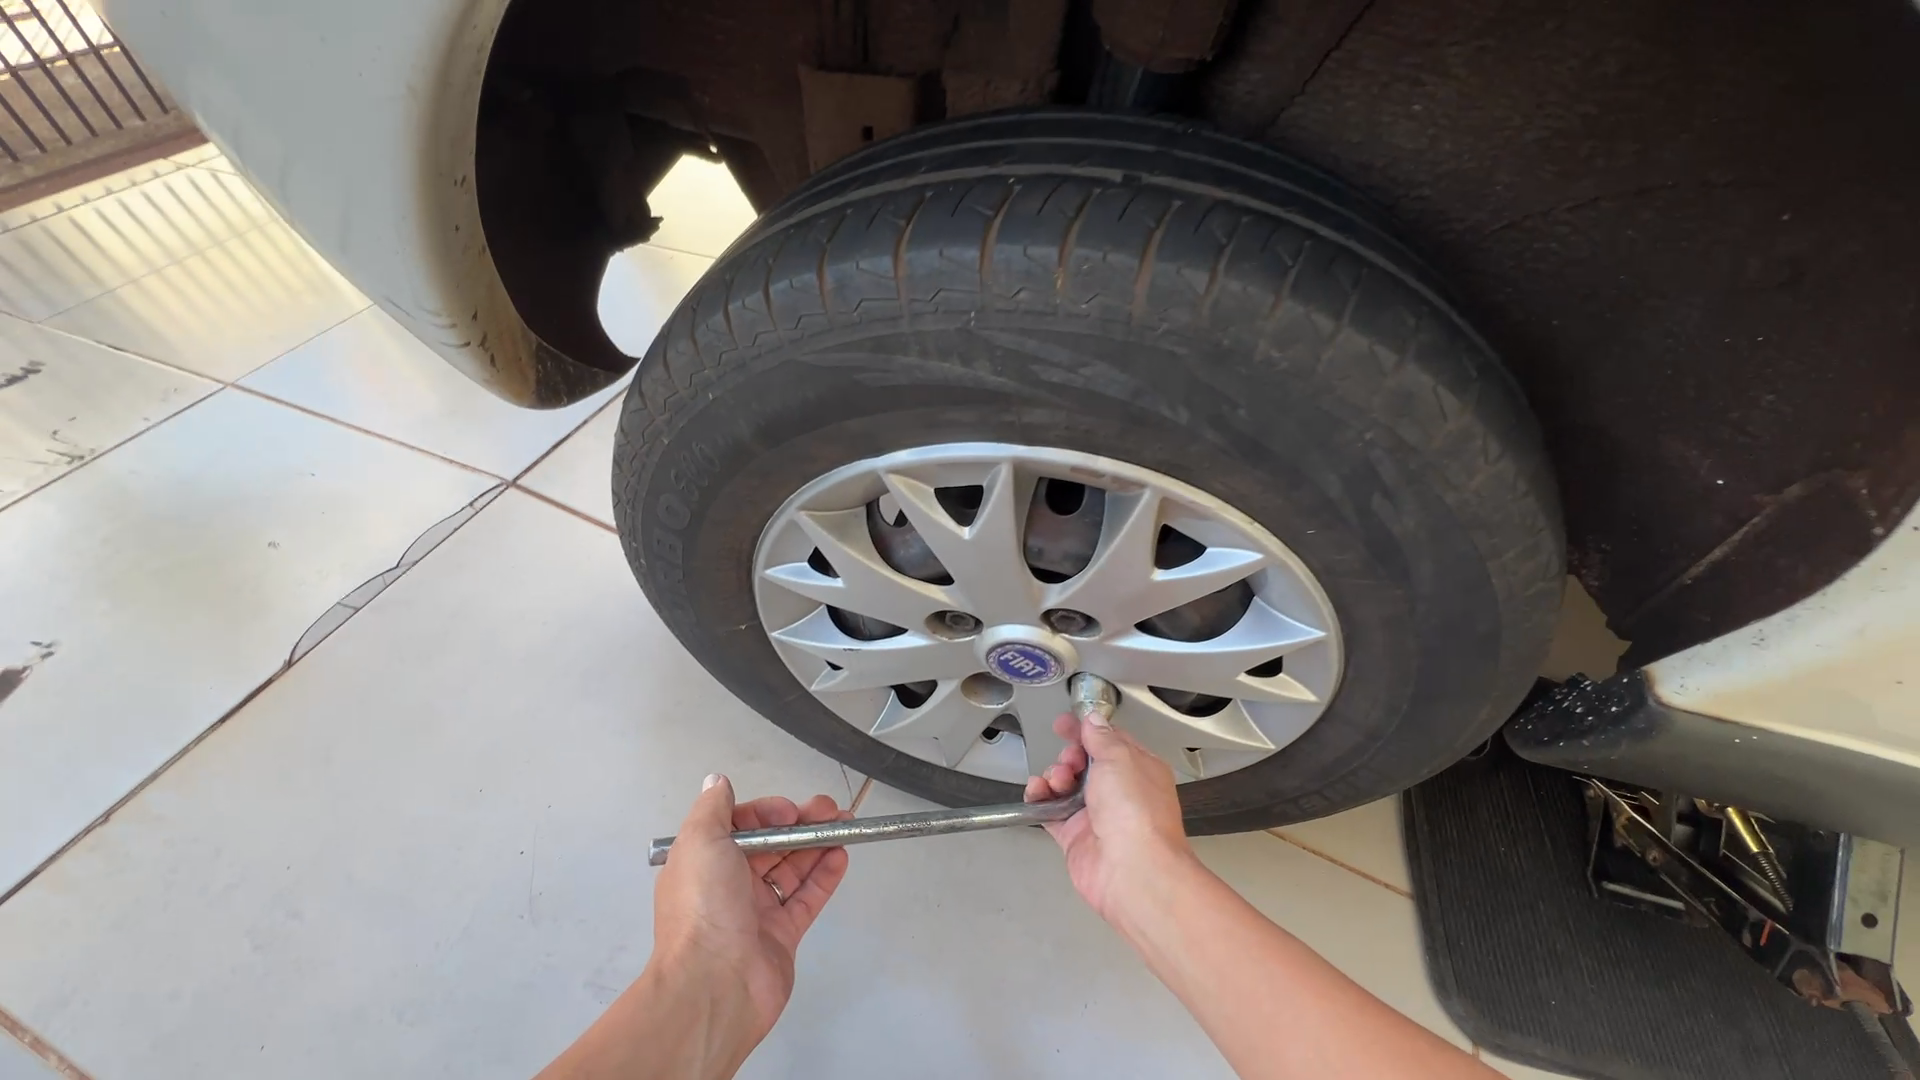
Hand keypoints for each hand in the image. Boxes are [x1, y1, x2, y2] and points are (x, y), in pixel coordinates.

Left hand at [651, 775, 850, 1041]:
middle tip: (832, 809)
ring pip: (792, 869)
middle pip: (772, 844)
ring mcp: (757, 912)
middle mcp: (728, 885)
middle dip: (802, 824)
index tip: (791, 811)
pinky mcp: (782, 936)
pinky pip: (806, 898)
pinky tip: (842, 856)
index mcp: (705, 862)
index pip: (743, 825)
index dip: (769, 812)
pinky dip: (825, 876)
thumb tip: (717, 781)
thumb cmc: (705, 906)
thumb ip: (713, 807)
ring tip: (845, 825)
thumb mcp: (700, 841)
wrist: (713, 985)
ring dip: (818, 844)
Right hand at [1023, 709, 1192, 921]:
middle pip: (1083, 762)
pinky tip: (1036, 792)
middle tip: (1069, 762)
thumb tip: (1094, 721)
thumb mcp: (1120, 758)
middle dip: (1068, 756)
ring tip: (1056, 782)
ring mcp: (1096, 815)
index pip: (1109, 741)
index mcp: (1138, 769)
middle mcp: (1119, 792)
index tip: (1064, 723)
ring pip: (1064, 785)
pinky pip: (1049, 811)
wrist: (1132, 870)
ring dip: (1053, 776)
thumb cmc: (1136, 812)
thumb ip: (1102, 737)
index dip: (1086, 730)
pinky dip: (1039, 799)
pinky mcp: (1074, 835)